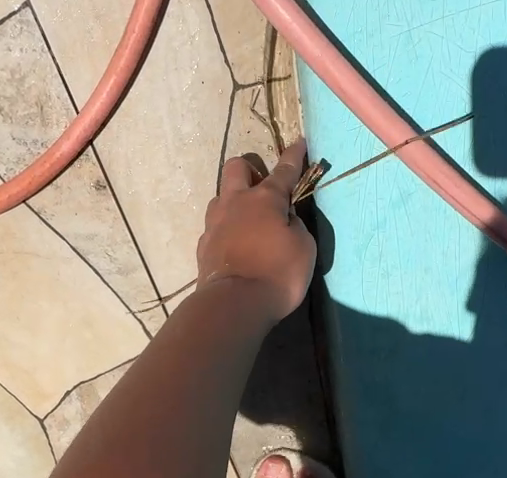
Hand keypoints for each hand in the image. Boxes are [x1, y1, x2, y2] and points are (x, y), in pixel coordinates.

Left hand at [194, 138, 316, 320]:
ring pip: (220, 198)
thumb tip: (285, 219)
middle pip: (236, 168)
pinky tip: (233, 246)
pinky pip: (213, 229)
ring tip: (245, 221)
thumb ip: (295, 226)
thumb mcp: (303, 248)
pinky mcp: (203, 248)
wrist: (234, 305)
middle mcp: (235, 204)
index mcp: (264, 199)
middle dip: (249, 170)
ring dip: (232, 202)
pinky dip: (225, 231)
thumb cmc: (277, 274)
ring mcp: (214, 225)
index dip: (293, 156)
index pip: (283, 170)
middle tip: (261, 187)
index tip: (299, 143)